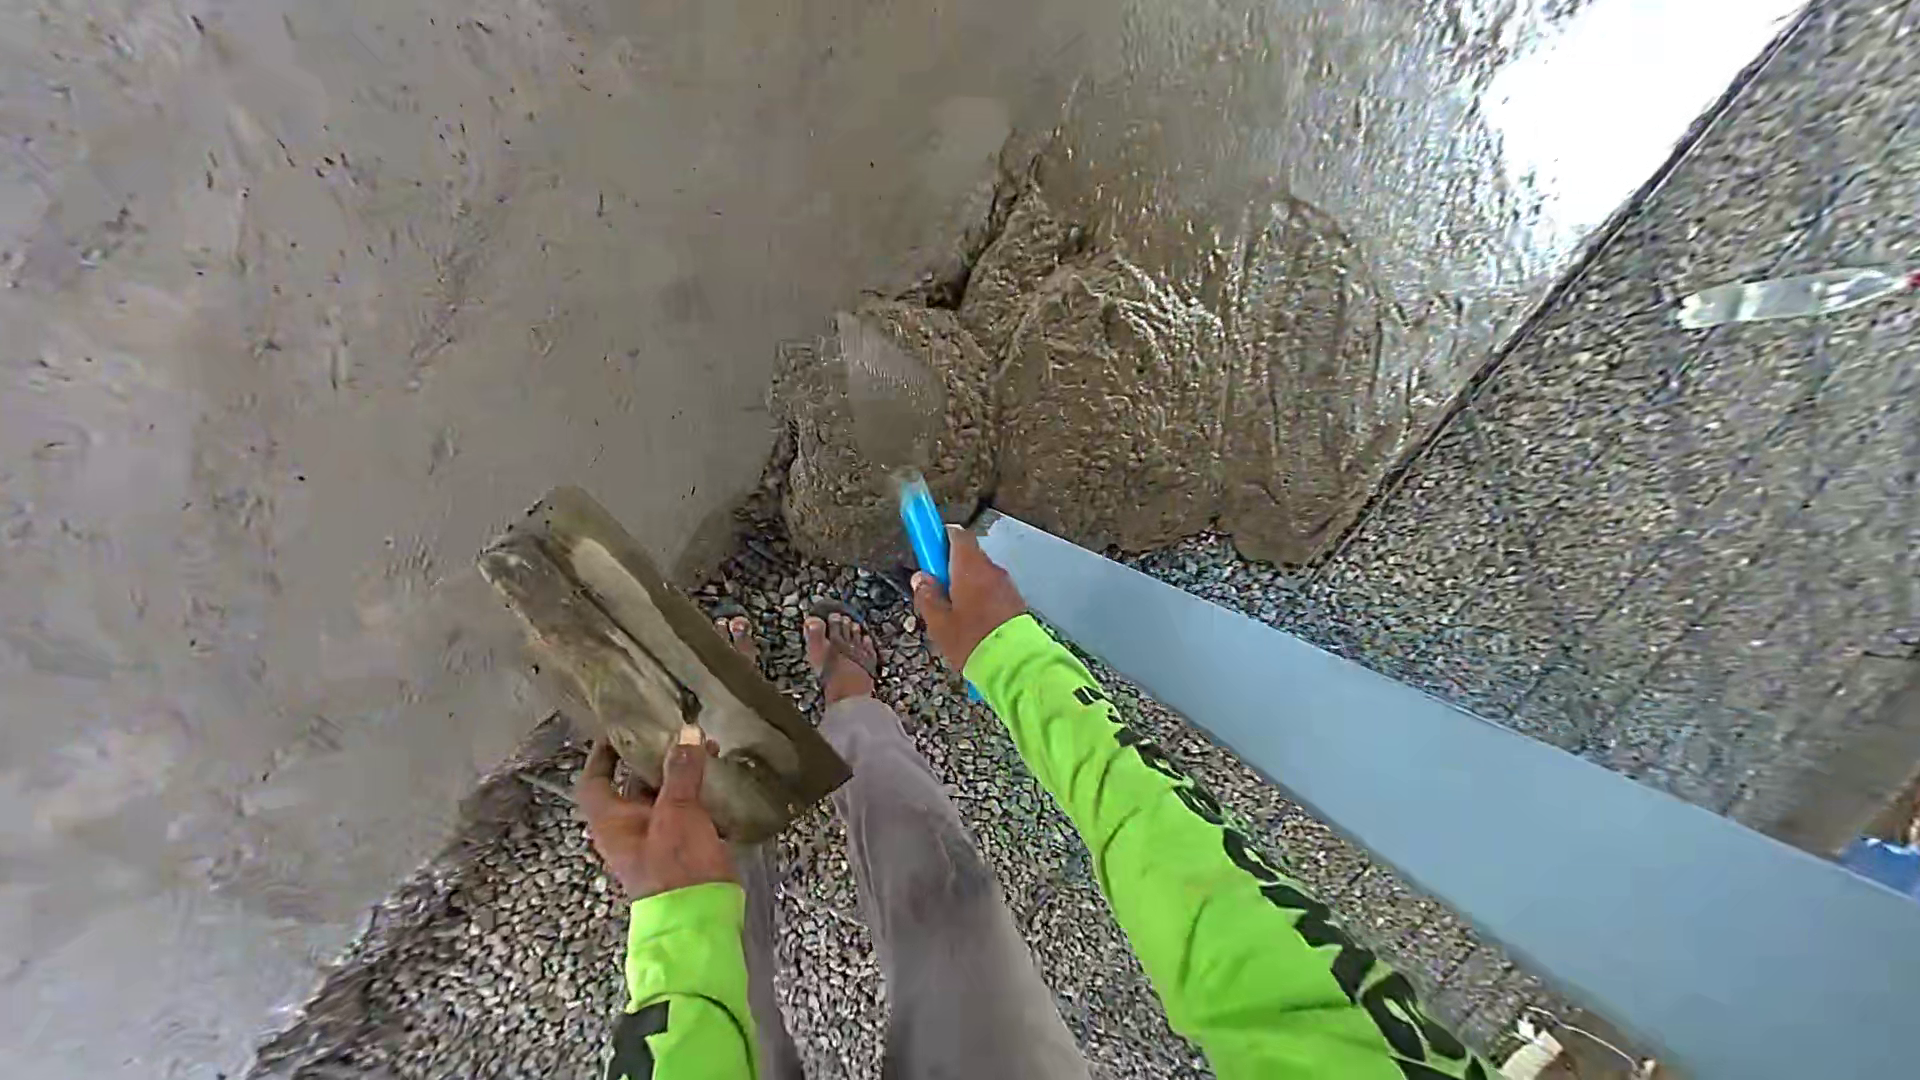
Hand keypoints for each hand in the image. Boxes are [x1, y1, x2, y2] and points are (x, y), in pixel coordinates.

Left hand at [575, 725, 735, 899]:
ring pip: (668, 794)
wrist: (700, 916)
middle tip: (684, 732)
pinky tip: (723, 777)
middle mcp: (631, 827)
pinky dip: (703, 790)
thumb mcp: (677, 812)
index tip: (620, 729)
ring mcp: (659, 836)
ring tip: (712, 750)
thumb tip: (687, 732)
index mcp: (613, 822)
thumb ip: (682, 772)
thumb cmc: (675, 864)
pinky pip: (690, 808)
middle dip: (660, 756)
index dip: (602, 755)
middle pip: (637, 782)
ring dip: (686, 771)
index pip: (595, 781)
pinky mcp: (685, 843)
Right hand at [911, 524, 1027, 672]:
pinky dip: (980, 597)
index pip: (957, 535)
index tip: (928, 545)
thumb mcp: (939, 622)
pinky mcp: (1015, 601)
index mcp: (970, 567)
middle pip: (968, 556)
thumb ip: (927, 596)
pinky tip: (971, 621)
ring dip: (965, 584)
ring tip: (953, 613)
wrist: (1014, 664)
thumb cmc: (972, 640)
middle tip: (935, 589)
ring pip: (980, 575)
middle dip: (950, 567)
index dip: (940, 536)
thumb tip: (921, 579)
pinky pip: (992, 590)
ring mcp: (1006, 585)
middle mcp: (991, 570)